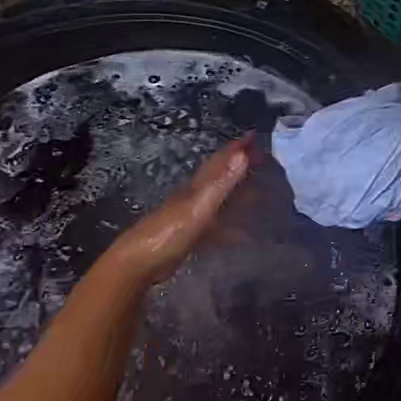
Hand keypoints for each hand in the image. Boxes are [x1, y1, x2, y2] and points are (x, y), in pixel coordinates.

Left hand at [99, 136, 254, 283]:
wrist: (137, 265)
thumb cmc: (168, 234)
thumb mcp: (199, 207)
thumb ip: (221, 183)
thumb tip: (243, 154)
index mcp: (196, 187)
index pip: (220, 161)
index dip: (237, 148)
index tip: (254, 135)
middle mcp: (194, 197)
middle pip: (221, 177)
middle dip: (240, 167)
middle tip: (262, 159)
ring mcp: (191, 217)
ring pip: (220, 201)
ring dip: (238, 196)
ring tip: (261, 194)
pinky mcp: (190, 237)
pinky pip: (218, 226)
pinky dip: (232, 227)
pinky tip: (245, 235)